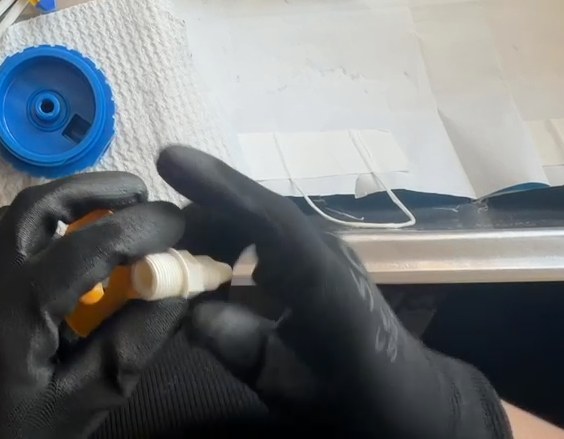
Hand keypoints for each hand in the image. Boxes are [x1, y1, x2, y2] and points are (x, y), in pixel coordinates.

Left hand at [0, 172, 186, 438]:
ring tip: (105, 209)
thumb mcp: (81, 404)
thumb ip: (130, 345)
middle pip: (40, 204)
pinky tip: (58, 244)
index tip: (179, 221)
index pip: (92, 245)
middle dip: (93, 189)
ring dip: (60, 203)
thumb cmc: (13, 438)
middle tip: (138, 191)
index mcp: (19, 305)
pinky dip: (33, 226)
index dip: (142, 227)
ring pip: (12, 214)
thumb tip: (178, 291)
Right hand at [157, 145, 509, 438]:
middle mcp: (321, 249)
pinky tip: (207, 268)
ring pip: (250, 215)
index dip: (218, 184)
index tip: (168, 158)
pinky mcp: (308, 252)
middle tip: (152, 237)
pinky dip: (225, 240)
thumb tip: (182, 307)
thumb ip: (233, 343)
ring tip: (176, 259)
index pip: (269, 217)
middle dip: (197, 213)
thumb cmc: (352, 399)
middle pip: (250, 209)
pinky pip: (258, 230)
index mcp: (323, 282)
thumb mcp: (286, 385)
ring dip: (209, 228)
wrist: (411, 405)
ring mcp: (317, 246)